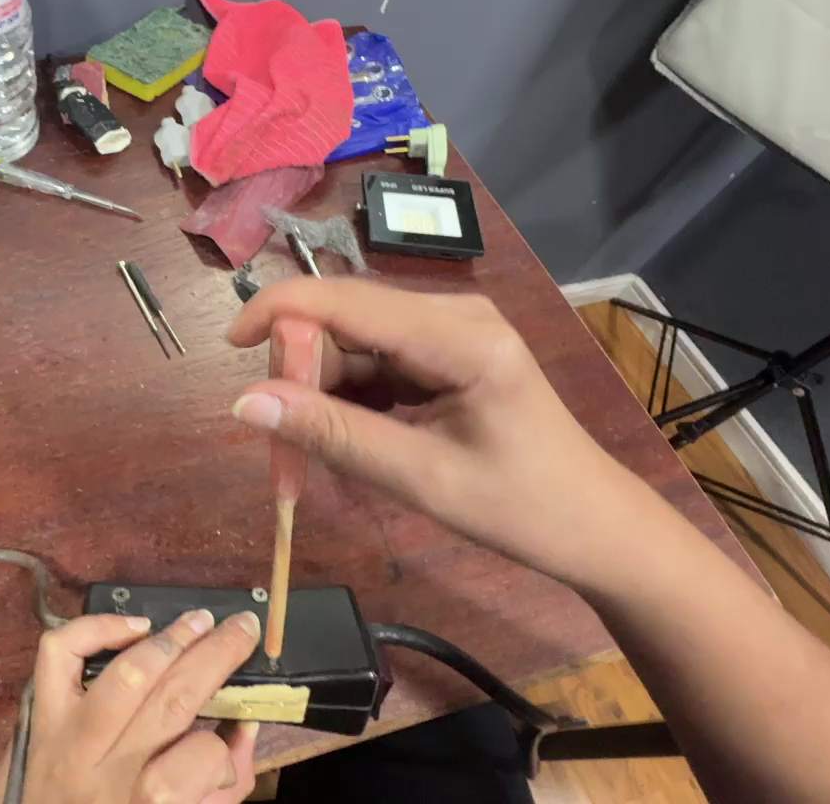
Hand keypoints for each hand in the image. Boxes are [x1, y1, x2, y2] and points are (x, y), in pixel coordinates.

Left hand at [0, 611, 261, 803]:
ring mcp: (67, 738)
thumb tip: (245, 722)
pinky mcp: (41, 712)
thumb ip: (218, 788)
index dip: (226, 744)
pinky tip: (134, 627)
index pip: (200, 762)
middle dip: (215, 655)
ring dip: (170, 640)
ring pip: (125, 675)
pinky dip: (97, 628)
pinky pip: (60, 655)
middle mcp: (105, 772)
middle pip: (170, 702)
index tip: (240, 725)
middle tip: (242, 627)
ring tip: (200, 621)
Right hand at [227, 277, 677, 591]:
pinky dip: (349, 394)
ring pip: (353, 340)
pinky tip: (352, 433)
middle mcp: (453, 313)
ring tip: (317, 449)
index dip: (279, 312)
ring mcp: (450, 329)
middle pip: (344, 318)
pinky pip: (374, 358)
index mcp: (460, 335)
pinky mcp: (444, 349)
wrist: (600, 529)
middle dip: (302, 371)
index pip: (345, 300)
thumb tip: (245, 402)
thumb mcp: (421, 479)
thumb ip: (332, 435)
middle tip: (283, 441)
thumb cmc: (524, 510)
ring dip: (322, 388)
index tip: (229, 347)